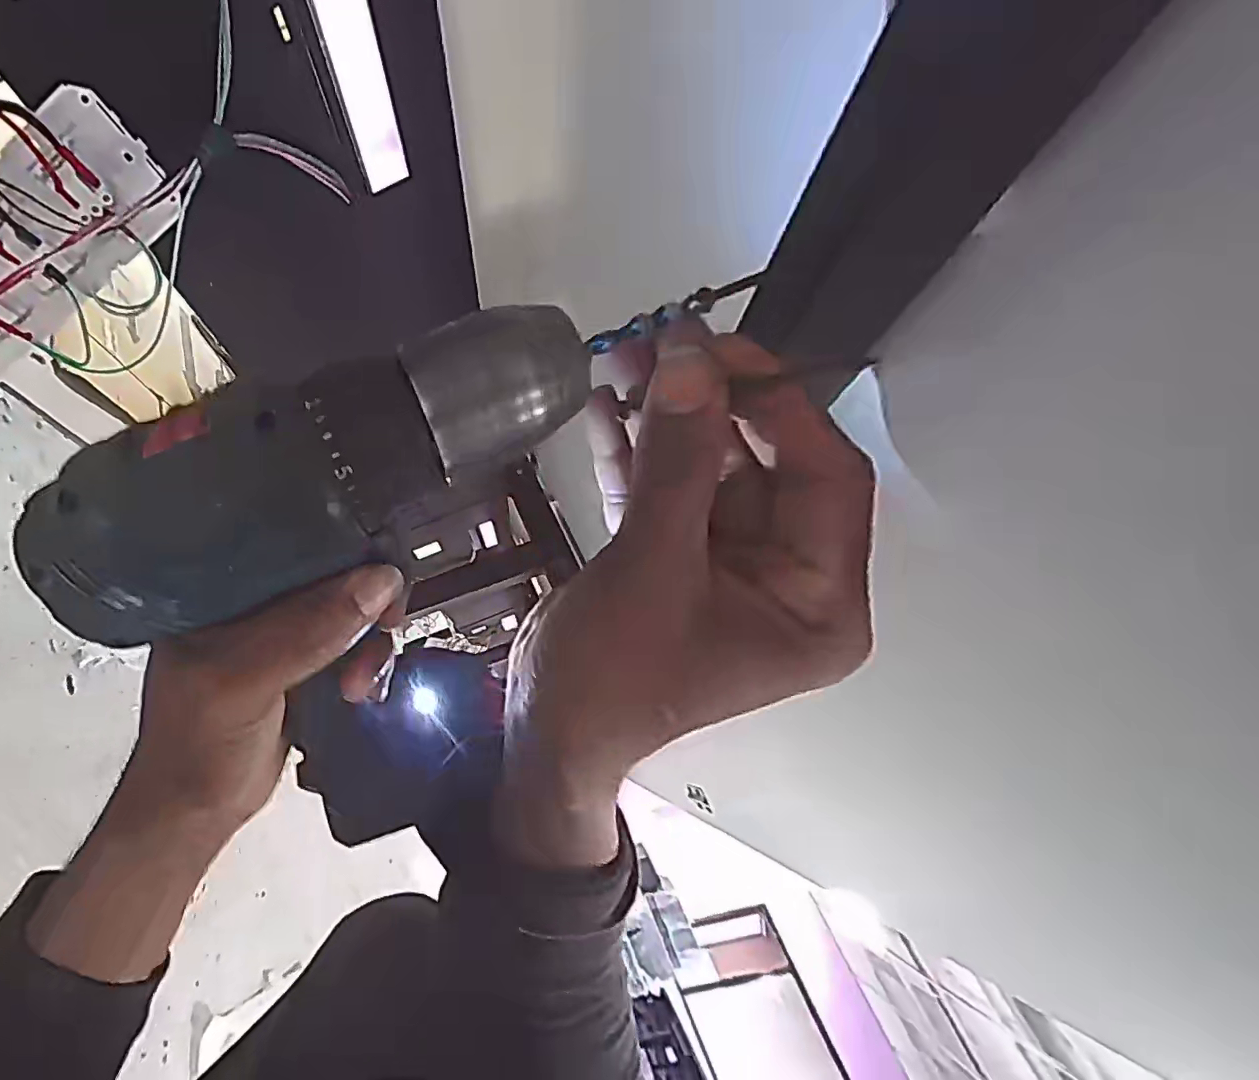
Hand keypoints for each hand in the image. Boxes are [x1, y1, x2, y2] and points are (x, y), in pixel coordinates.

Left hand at [28, 565, 404, 983]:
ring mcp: (275, 638)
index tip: (378, 569)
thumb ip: (306, 633)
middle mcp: (248, 606)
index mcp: (218, 590)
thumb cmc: (195, 743)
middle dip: (361, 602)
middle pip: (322, 579)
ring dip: (365, 642)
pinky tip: (360, 686)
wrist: (199, 809)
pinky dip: (363, 662)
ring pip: (341, 614)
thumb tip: (373, 584)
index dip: (336, 552)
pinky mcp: (298, 667)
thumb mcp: (245, 682)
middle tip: (385, 624)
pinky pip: (345, 648)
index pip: (285, 547)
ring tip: (359, 680)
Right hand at [495, 318, 875, 867]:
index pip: (823, 479)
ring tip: (625, 362)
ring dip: (663, 424)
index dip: (776, 406)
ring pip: (702, 476)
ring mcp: (719, 572)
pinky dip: (633, 456)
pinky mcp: (666, 565)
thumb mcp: (649, 565)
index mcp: (816, 600)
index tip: (719, 350)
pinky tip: (606, 411)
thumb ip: (673, 462)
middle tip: (664, 346)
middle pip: (758, 470)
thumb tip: (687, 360)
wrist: (542, 731)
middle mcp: (781, 582)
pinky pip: (660, 498)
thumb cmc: (609, 672)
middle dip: (707, 408)